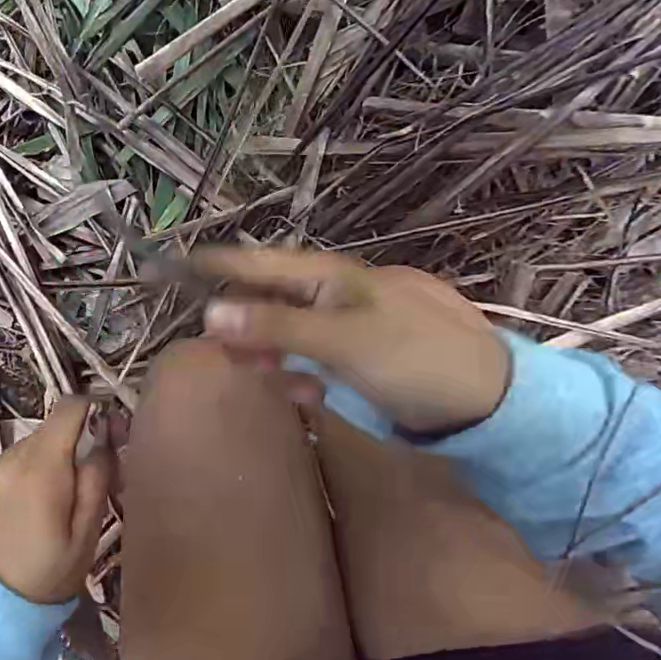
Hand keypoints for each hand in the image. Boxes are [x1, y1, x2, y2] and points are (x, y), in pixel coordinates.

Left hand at [0, 398, 113, 603]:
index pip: (70, 408)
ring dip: (64, 454)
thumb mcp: (87, 531)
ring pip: (43, 438)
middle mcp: (13, 456)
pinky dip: (44, 464)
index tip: (114, 435)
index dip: (96, 412)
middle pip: (58, 425)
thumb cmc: (50, 573)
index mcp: (39, 467)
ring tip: (75, 493)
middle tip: (104, 475)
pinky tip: (50, 498)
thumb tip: (104, 435)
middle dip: (84, 440)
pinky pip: (26, 454)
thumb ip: (96, 476)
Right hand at [191, 246, 509, 435]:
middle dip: (237, 320)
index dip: (213, 263)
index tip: (169, 265)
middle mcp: (331, 292)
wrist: (491, 398)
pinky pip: (309, 357)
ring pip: (284, 331)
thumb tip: (209, 312)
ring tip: (256, 375)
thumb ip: (275, 325)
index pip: (256, 261)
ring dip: (265, 352)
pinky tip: (302, 392)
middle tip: (215, 348)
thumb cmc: (415, 357)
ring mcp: (344, 323)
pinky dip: (297, 372)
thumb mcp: (341, 339)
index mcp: (327, 274)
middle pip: (265, 298)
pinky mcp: (355, 355)